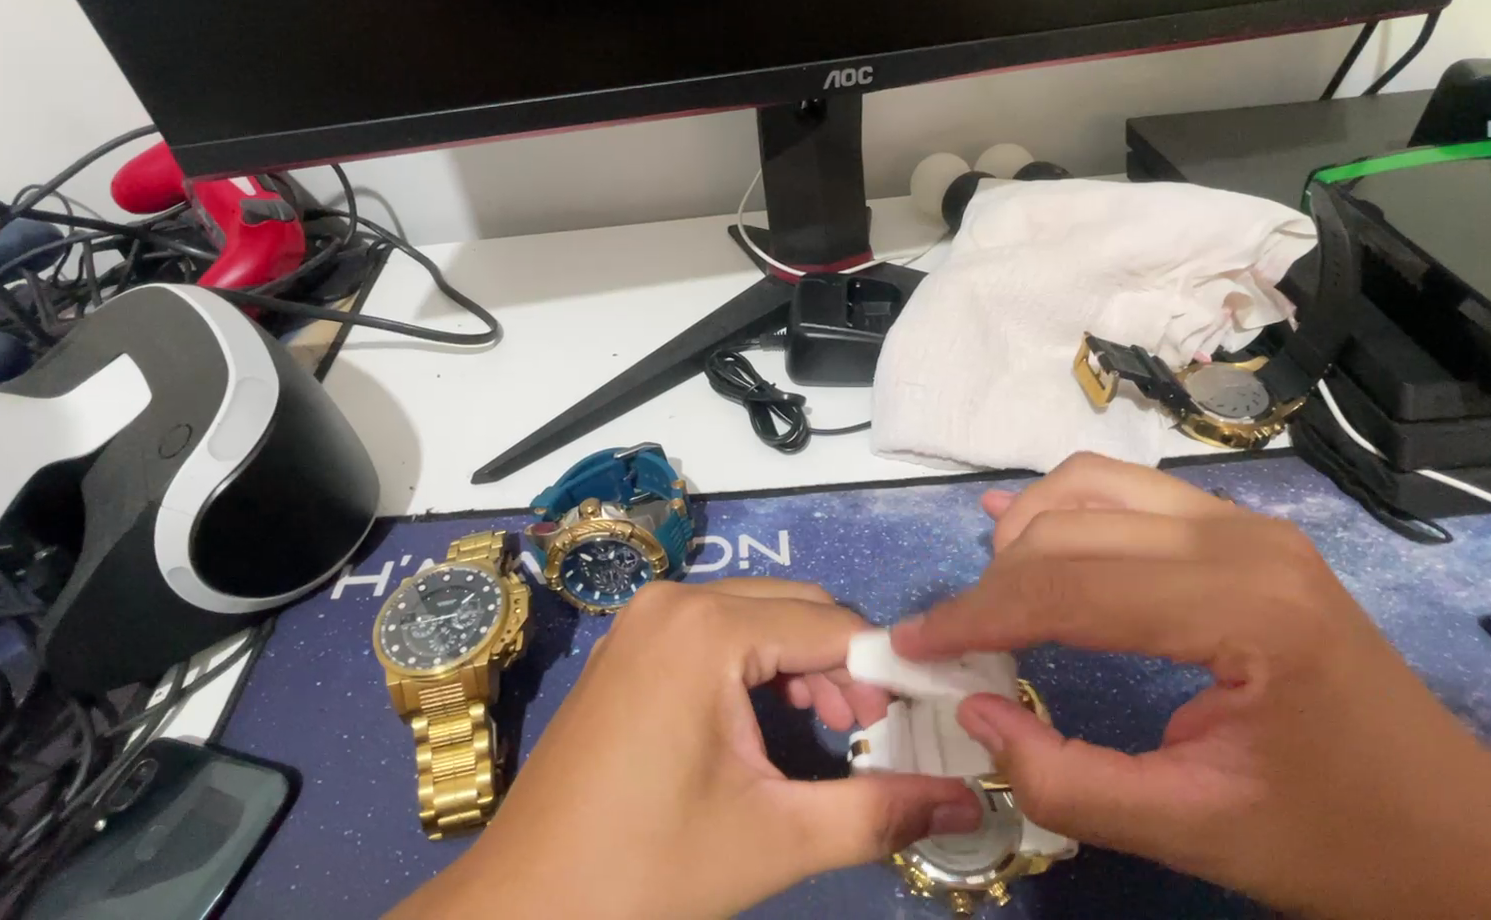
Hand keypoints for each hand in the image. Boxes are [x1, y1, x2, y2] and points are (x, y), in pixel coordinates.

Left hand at [393, 578, 979, 919]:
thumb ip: (879, 812)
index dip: (883, 667)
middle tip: (865, 733)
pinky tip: (764, 719)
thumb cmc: (647, 868)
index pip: (829, 623)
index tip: (913, 720)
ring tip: (822, 730)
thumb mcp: (774, 839)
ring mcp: (643, 618)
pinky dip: (755, 662)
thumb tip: (968, 801)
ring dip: (801, 663)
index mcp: (706, 629)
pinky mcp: (629, 643)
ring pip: (756, 616)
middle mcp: (674, 600)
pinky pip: (715, 630)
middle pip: (793, 608)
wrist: (522, 904)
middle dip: (841, 663)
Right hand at [892, 453, 1490, 919]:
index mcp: (1246, 611)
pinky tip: (1021, 533)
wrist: (1467, 834)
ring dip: (1024, 534)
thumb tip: (973, 709)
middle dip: (991, 583)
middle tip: (949, 641)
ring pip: (1090, 485)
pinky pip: (1125, 492)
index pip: (1071, 588)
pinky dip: (1062, 512)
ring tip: (989, 599)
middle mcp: (1242, 542)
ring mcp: (1244, 525)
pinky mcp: (1239, 531)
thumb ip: (1068, 782)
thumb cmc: (1342, 843)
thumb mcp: (1195, 833)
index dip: (976, 615)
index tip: (912, 644)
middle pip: (1070, 528)